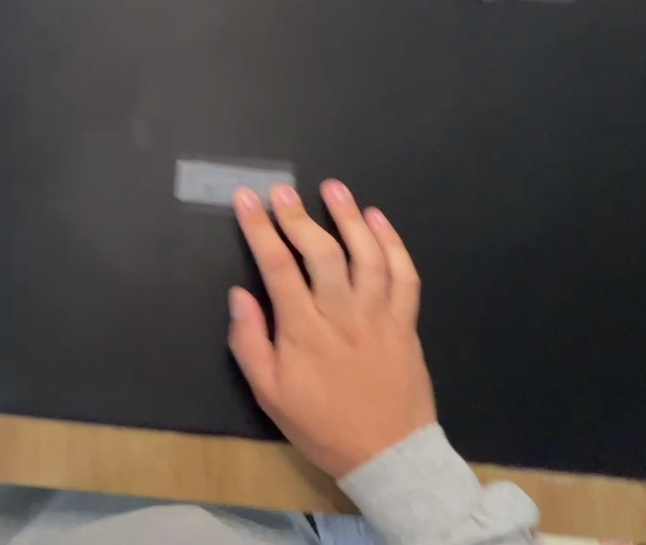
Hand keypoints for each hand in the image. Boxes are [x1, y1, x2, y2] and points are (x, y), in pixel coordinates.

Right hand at [227, 180, 435, 477]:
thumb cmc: (321, 423)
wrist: (390, 458)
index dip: (260, 228)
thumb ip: (249, 342)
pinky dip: (393, 243)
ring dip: (349, 217)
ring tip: (333, 188)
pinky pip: (405, 276)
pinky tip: (377, 219)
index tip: (246, 199)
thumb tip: (239, 295)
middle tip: (283, 189)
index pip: (277, 267)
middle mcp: (343, 316)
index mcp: (305, 332)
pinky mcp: (406, 323)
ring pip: (367, 257)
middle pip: (322, 253)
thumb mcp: (269, 394)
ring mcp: (379, 317)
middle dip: (299, 215)